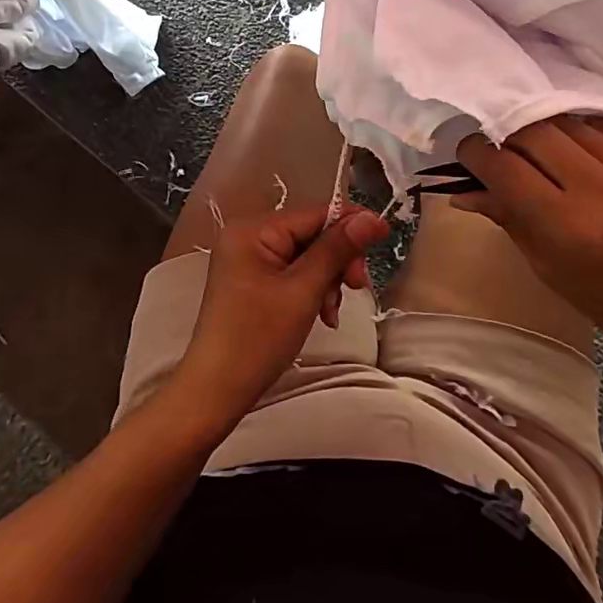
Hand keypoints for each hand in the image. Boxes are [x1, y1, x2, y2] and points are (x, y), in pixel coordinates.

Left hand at [171, 205, 389, 420]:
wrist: (217, 388)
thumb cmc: (258, 338)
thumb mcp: (303, 291)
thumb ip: (336, 251)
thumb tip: (372, 218)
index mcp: (251, 231)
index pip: (312, 214)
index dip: (350, 224)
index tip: (385, 236)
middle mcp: (246, 238)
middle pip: (310, 235)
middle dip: (337, 262)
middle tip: (356, 289)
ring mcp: (247, 262)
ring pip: (305, 258)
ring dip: (327, 282)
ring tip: (330, 313)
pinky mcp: (251, 284)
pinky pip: (292, 276)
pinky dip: (311, 292)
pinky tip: (321, 316)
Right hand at [452, 117, 602, 370]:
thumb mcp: (550, 269)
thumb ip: (508, 220)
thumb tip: (463, 192)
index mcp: (569, 225)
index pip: (504, 167)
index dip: (475, 154)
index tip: (466, 154)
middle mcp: (602, 187)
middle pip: (533, 130)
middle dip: (504, 133)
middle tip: (496, 148)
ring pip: (568, 120)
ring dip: (540, 130)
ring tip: (532, 148)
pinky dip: (578, 133)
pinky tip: (573, 150)